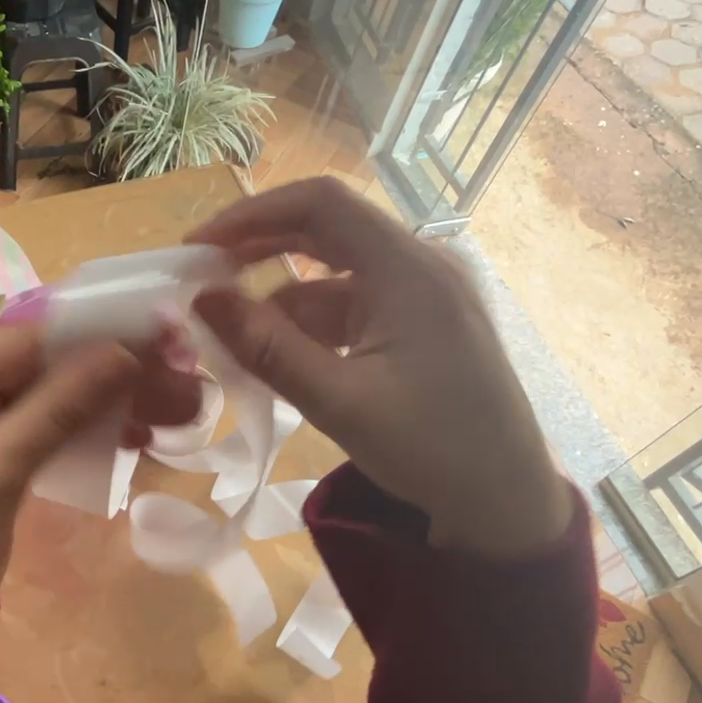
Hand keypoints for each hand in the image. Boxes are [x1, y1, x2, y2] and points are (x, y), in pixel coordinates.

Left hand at [0, 325, 199, 636]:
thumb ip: (58, 407)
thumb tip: (127, 350)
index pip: (34, 337)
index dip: (103, 333)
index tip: (171, 335)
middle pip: (55, 364)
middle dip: (120, 369)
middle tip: (189, 381)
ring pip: (66, 398)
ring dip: (119, 401)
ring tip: (182, 411)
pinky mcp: (10, 461)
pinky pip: (61, 432)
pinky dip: (99, 433)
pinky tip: (143, 436)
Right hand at [187, 177, 571, 558]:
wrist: (505, 498)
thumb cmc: (430, 448)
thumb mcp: (338, 402)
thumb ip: (267, 348)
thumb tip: (202, 301)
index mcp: (408, 268)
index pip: (319, 204)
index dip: (250, 214)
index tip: (197, 248)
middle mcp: (418, 264)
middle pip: (325, 230)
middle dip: (257, 250)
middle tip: (201, 281)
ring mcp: (421, 293)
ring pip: (332, 274)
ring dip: (278, 296)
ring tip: (229, 333)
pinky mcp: (417, 323)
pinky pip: (349, 305)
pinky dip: (307, 323)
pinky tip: (276, 353)